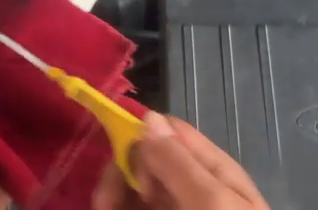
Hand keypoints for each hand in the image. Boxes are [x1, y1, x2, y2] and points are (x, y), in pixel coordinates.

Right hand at [92, 113, 269, 209]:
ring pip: (134, 195)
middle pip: (145, 164)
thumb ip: (179, 163)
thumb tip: (147, 116)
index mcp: (214, 172)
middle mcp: (192, 190)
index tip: (122, 167)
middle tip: (103, 205)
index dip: (140, 140)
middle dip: (120, 178)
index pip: (169, 134)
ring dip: (114, 199)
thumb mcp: (211, 204)